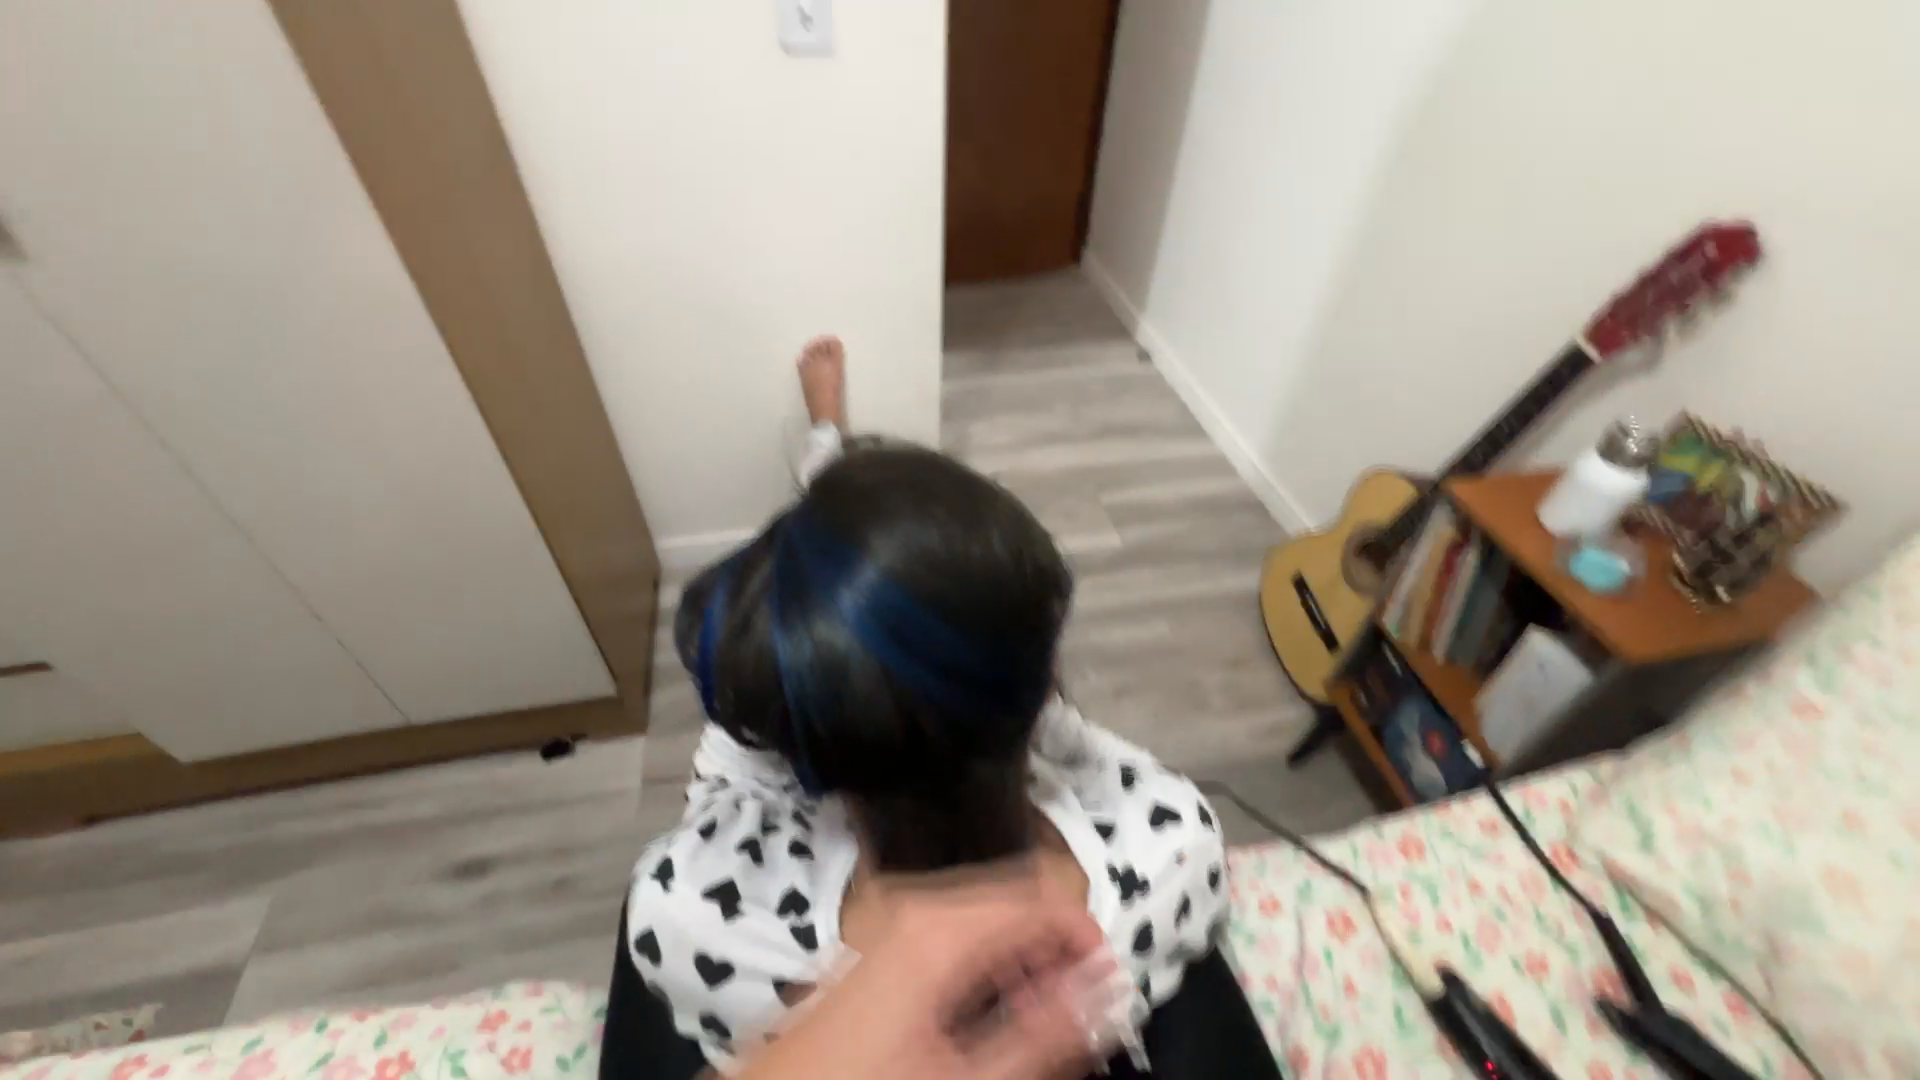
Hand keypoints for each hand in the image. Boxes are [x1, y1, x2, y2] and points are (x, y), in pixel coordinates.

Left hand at [739, 878, 1114, 1079]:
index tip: (1113, 984)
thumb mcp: (966, 1076)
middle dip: (1059, 948)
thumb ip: (1044, 1030)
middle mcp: (920, 905)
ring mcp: (899, 920)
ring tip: (1051, 1020)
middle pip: (1017, 897)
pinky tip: (1001, 1009)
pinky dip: (993, 962)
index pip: (1042, 893)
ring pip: (990, 914)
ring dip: (1029, 958)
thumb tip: (1102, 989)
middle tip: (1088, 1011)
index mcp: (942, 924)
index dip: (1087, 934)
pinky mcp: (889, 942)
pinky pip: (959, 932)